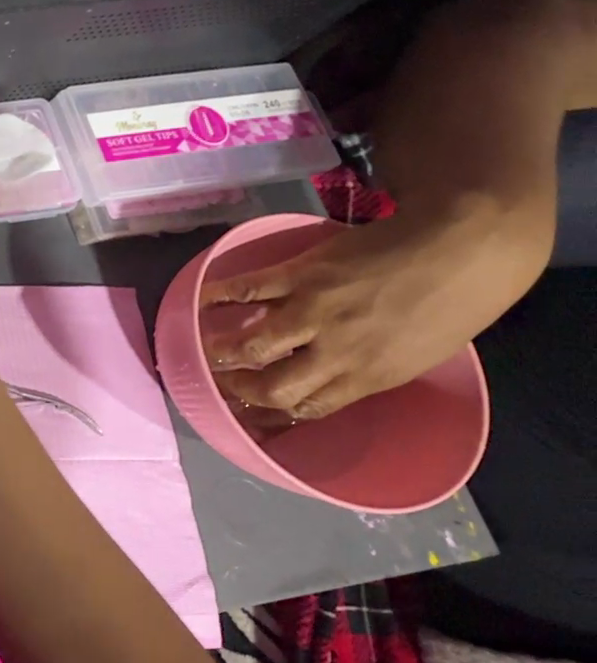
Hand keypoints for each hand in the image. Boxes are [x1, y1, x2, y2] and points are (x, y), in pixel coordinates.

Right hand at [200, 206, 549, 418]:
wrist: (463, 249)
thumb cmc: (455, 304)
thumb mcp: (418, 354)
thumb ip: (365, 368)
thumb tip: (322, 374)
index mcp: (371, 377)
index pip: (305, 409)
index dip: (269, 414)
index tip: (249, 409)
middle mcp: (336, 352)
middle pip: (271, 387)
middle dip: (236, 389)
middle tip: (218, 380)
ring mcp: (313, 312)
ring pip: (250, 345)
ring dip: (218, 352)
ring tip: (200, 347)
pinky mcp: (297, 276)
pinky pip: (245, 290)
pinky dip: (215, 297)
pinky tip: (199, 301)